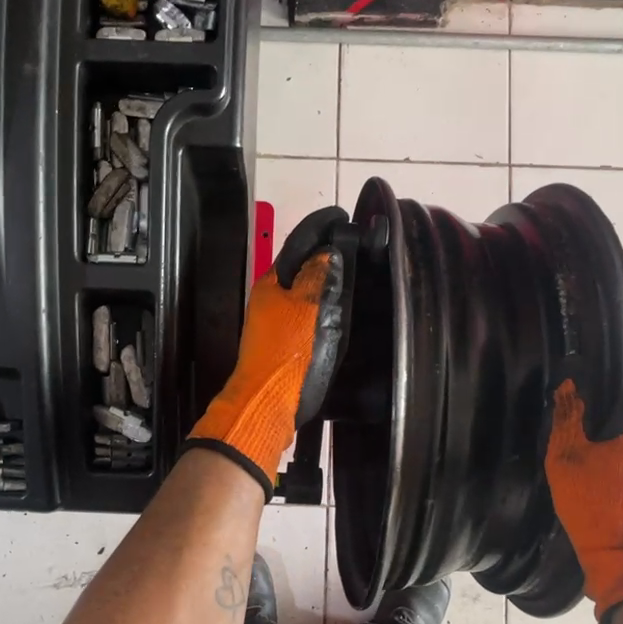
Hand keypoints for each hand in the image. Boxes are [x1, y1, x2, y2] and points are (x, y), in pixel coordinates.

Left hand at [186, 207, 348, 495]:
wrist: (266, 405)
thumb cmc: (288, 355)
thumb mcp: (309, 308)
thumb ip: (319, 275)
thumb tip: (328, 250)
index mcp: (273, 283)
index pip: (299, 242)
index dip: (322, 227)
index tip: (345, 218)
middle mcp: (270, 298)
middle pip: (300, 265)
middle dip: (325, 251)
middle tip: (357, 243)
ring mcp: (274, 322)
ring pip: (304, 289)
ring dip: (325, 278)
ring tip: (355, 271)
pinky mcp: (283, 344)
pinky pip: (307, 312)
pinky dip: (324, 303)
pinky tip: (340, 310)